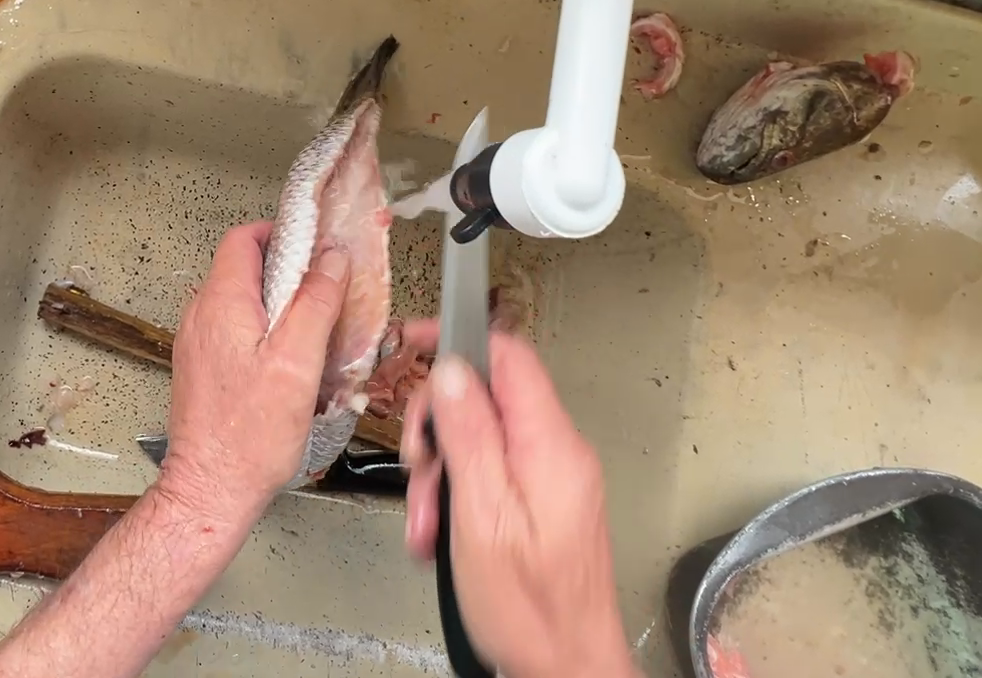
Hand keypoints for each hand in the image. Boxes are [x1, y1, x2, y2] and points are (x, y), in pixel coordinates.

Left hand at [158, 221, 349, 527]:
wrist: (210, 489)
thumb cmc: (248, 438)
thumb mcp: (297, 362)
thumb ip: (315, 303)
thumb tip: (331, 260)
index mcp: (221, 303)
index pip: (242, 238)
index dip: (279, 232)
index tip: (311, 243)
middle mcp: (202, 315)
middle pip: (242, 266)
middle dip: (284, 268)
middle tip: (320, 285)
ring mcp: (198, 341)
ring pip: (240, 298)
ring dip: (275, 301)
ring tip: (310, 323)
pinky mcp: (202, 365)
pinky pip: (233, 327)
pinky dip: (262, 328)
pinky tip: (288, 356)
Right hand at [401, 324, 636, 677]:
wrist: (567, 675)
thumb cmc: (529, 611)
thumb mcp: (482, 517)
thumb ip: (467, 435)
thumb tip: (451, 370)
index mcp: (549, 446)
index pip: (508, 354)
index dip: (459, 337)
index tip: (415, 340)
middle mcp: (555, 451)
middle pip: (483, 392)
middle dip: (437, 424)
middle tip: (417, 464)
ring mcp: (549, 474)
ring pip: (478, 432)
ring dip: (440, 467)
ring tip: (427, 517)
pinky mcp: (540, 496)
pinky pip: (488, 465)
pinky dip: (455, 487)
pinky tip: (441, 526)